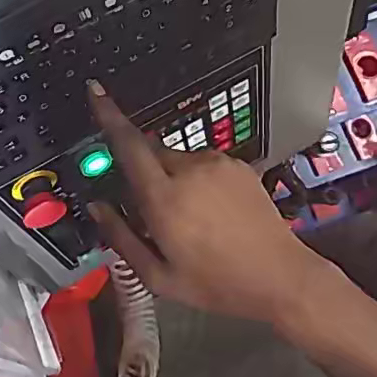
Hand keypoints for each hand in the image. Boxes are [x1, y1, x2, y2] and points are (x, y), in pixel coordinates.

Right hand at [86, 81, 333, 324]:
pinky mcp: (238, 165)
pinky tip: (212, 213)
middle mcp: (191, 172)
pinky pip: (205, 164)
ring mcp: (218, 165)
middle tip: (156, 215)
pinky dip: (199, 181)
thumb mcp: (159, 276)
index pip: (129, 145)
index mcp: (165, 200)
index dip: (108, 115)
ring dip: (174, 180)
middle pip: (151, 154)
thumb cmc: (220, 283)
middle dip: (144, 175)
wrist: (279, 276)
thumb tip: (99, 209)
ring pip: (178, 160)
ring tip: (192, 221)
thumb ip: (121, 237)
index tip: (97, 93)